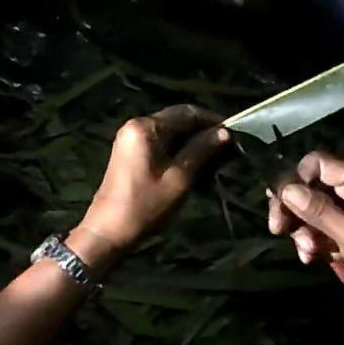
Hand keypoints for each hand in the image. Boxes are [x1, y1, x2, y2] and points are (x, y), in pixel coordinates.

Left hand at [73, 105, 229, 273]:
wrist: (108, 231)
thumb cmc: (145, 206)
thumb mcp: (179, 179)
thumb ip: (201, 151)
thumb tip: (224, 132)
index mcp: (145, 127)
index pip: (187, 113)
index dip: (213, 121)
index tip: (235, 136)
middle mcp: (136, 126)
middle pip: (177, 121)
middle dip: (204, 134)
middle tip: (229, 150)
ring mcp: (131, 139)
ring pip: (170, 134)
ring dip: (193, 144)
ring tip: (216, 161)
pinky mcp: (130, 154)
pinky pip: (160, 145)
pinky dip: (179, 153)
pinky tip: (196, 167)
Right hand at [266, 151, 343, 322]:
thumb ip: (320, 212)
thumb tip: (286, 189)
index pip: (318, 163)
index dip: (296, 179)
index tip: (280, 202)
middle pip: (311, 185)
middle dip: (293, 207)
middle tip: (278, 228)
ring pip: (312, 209)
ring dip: (302, 229)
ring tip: (306, 251)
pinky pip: (320, 227)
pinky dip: (312, 240)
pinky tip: (310, 257)